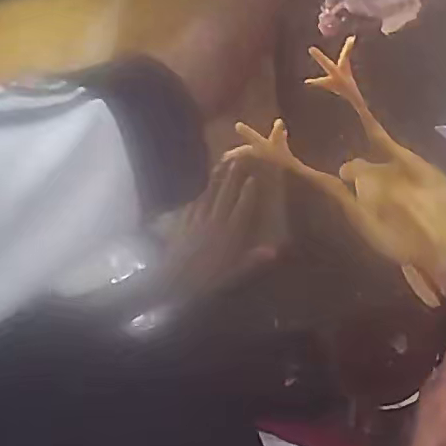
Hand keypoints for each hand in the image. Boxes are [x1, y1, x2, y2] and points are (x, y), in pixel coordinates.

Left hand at [126, 160, 276, 334]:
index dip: (247, 193)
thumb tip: (274, 250)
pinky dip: (200, 195)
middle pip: (225, 196)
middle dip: (233, 178)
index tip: (254, 178)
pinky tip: (202, 190)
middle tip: (239, 160)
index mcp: (228, 236)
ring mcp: (196, 222)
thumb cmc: (207, 282)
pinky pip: (193, 206)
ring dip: (216, 180)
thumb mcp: (233, 275)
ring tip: (222, 165)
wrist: (170, 285)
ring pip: (209, 196)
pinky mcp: (183, 226)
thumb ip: (252, 262)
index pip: (241, 210)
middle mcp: (214, 224)